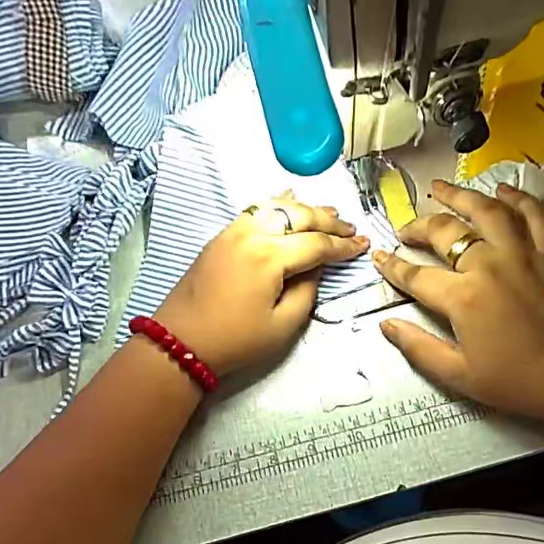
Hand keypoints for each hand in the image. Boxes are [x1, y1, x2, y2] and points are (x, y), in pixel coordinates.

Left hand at [153, 195, 368, 376]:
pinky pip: (255, 209)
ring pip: (277, 207)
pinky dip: (277, 204)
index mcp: (269, 256)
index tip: (363, 245)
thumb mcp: (283, 324)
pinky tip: (289, 200)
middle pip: (299, 216)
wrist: (180, 342)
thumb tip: (316, 267)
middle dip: (329, 221)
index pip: (316, 244)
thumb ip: (308, 290)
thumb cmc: (236, 340)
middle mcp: (252, 233)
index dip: (343, 245)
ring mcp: (233, 231)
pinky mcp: (222, 236)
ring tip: (327, 213)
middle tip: (351, 228)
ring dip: (305, 208)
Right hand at [371, 180, 543, 426]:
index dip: (393, 267)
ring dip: (461, 195)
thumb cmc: (518, 381)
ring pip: (487, 211)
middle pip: (446, 233)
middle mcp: (489, 264)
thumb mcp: (460, 376)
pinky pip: (534, 216)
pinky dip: (519, 198)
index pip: (417, 276)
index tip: (378, 257)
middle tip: (405, 229)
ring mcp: (522, 254)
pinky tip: (504, 190)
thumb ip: (419, 348)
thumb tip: (387, 325)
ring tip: (440, 188)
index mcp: (463, 297)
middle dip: (419, 227)